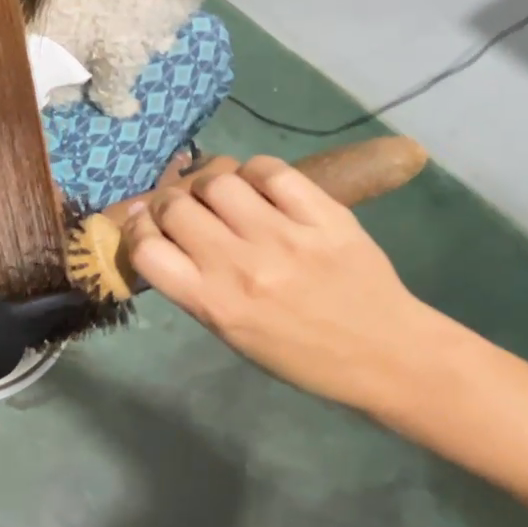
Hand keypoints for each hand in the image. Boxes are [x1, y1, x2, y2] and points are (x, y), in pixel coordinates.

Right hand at [125, 155, 469, 415]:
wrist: (391, 356)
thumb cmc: (300, 355)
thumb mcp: (230, 332)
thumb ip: (192, 284)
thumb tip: (156, 234)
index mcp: (215, 303)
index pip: (146, 249)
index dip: (136, 229)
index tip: (143, 225)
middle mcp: (242, 266)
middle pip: (175, 207)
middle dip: (167, 202)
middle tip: (180, 207)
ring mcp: (285, 237)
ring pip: (217, 181)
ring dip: (206, 183)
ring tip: (218, 194)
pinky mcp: (325, 216)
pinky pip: (271, 171)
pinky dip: (253, 171)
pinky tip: (257, 186)